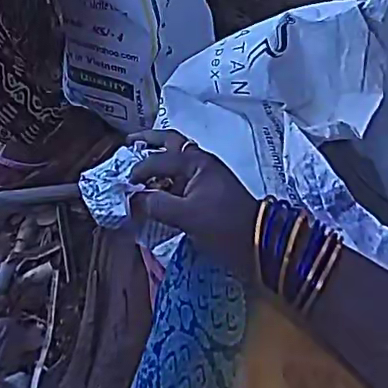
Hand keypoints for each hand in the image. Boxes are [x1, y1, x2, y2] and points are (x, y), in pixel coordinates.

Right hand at [127, 130, 262, 284]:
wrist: (263, 247)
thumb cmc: (225, 227)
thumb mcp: (187, 217)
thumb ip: (156, 205)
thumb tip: (133, 199)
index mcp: (195, 162)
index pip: (157, 160)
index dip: (137, 171)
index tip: (123, 184)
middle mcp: (201, 161)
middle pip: (171, 142)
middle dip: (149, 140)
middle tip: (130, 142)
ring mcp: (207, 175)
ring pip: (177, 157)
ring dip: (159, 158)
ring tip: (140, 164)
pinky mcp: (210, 190)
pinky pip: (182, 175)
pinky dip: (167, 176)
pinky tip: (157, 187)